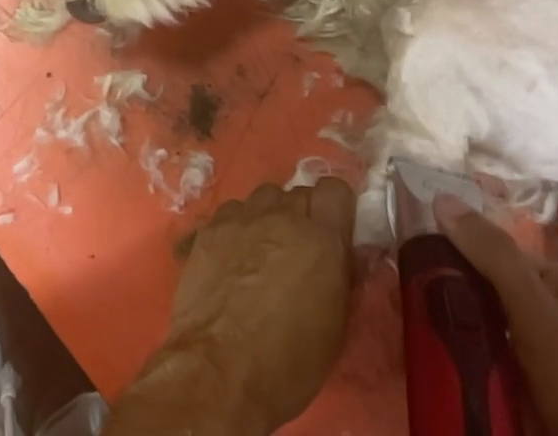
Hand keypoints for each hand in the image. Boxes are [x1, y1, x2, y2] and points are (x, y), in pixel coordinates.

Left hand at [108, 179, 357, 435]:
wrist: (220, 368)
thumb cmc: (290, 359)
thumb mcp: (336, 324)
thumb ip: (345, 276)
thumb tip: (349, 253)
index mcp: (322, 239)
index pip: (335, 189)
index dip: (337, 207)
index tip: (336, 229)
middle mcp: (281, 217)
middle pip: (299, 193)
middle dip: (305, 215)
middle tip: (301, 250)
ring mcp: (240, 219)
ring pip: (264, 197)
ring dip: (271, 216)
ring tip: (266, 251)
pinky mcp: (208, 229)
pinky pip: (232, 212)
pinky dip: (239, 226)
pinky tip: (235, 256)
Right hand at [436, 196, 557, 435]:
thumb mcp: (542, 318)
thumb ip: (495, 259)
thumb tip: (441, 197)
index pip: (508, 261)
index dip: (464, 261)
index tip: (417, 274)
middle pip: (502, 304)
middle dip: (462, 311)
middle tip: (419, 317)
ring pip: (500, 346)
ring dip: (467, 350)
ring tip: (429, 350)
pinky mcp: (556, 407)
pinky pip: (507, 381)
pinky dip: (482, 382)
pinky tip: (456, 382)